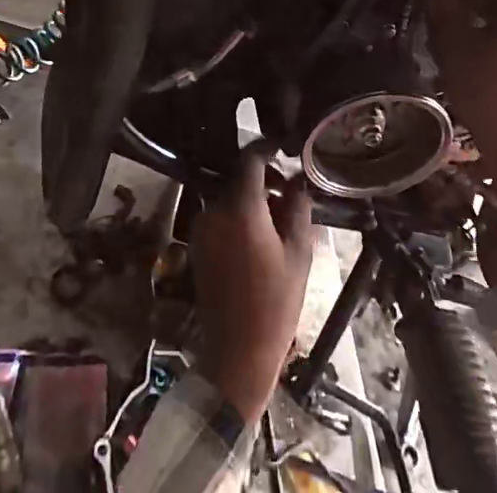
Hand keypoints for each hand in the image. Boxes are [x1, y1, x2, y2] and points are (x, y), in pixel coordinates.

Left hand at [191, 145, 316, 417]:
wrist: (237, 351)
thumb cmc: (276, 303)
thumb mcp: (298, 253)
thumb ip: (298, 208)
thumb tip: (298, 180)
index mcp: (240, 209)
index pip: (249, 159)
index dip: (267, 146)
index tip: (284, 146)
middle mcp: (214, 211)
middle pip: (239, 179)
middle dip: (265, 180)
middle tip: (291, 193)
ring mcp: (201, 228)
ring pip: (229, 198)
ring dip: (252, 200)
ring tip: (280, 220)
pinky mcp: (197, 244)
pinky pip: (220, 216)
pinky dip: (238, 216)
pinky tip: (259, 237)